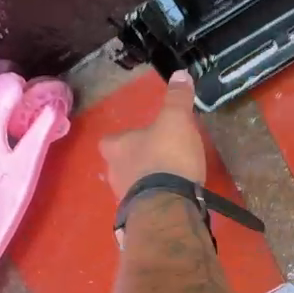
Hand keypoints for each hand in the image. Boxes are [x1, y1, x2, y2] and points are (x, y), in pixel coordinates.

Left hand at [100, 70, 206, 199]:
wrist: (169, 206)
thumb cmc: (167, 157)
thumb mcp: (177, 121)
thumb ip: (178, 99)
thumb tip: (181, 74)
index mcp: (115, 146)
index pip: (112, 140)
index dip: (127, 138)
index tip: (144, 138)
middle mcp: (113, 172)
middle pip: (123, 163)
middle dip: (139, 162)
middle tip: (160, 159)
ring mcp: (125, 198)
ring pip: (134, 186)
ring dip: (148, 183)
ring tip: (170, 181)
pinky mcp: (140, 218)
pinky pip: (146, 205)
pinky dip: (157, 201)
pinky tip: (173, 199)